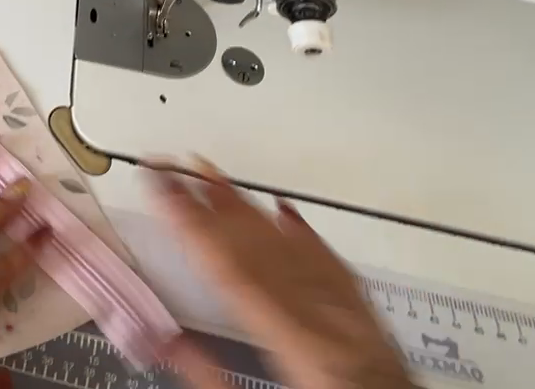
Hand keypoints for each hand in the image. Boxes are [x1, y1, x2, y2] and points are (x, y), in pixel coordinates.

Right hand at [149, 159, 411, 388]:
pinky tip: (285, 209)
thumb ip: (211, 376)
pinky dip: (305, 234)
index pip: (233, 272)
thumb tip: (166, 338)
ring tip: (212, 172)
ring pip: (294, 248)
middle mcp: (331, 323)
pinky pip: (334, 267)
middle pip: (261, 247)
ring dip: (247, 206)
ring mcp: (356, 320)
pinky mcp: (372, 325)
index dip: (191, 223)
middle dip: (212, 201)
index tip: (161, 188)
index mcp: (304, 350)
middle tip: (175, 166)